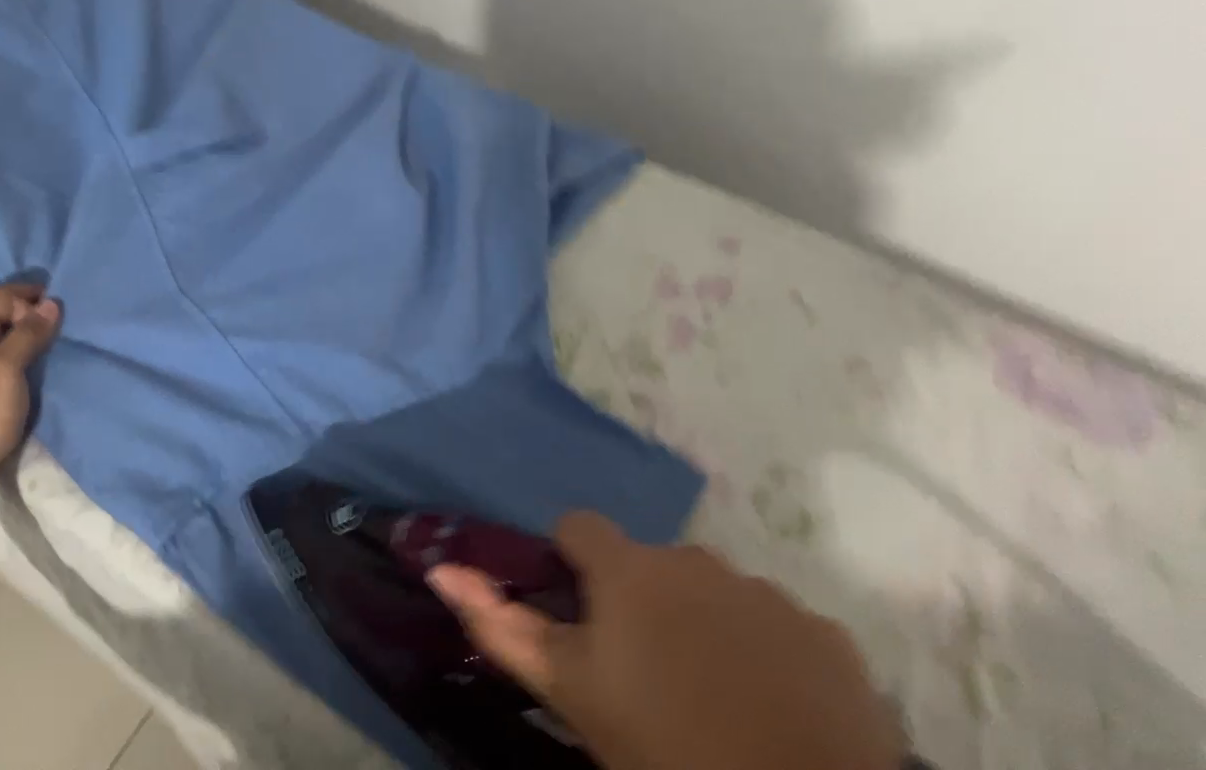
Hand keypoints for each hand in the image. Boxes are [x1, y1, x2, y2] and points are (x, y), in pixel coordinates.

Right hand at [429, 513, 901, 769]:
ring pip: (715, 592)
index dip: (570, 562)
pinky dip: (765, 651)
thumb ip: (500, 625)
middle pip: (650, 563)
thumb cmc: (660, 745)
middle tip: (640, 672)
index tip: (577, 613)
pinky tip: (768, 706)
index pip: (580, 526)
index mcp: (631, 569)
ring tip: (706, 693)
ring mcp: (770, 594)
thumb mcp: (569, 691)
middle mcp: (699, 560)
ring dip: (701, 622)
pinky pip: (779, 626)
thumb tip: (441, 570)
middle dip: (639, 600)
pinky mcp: (829, 636)